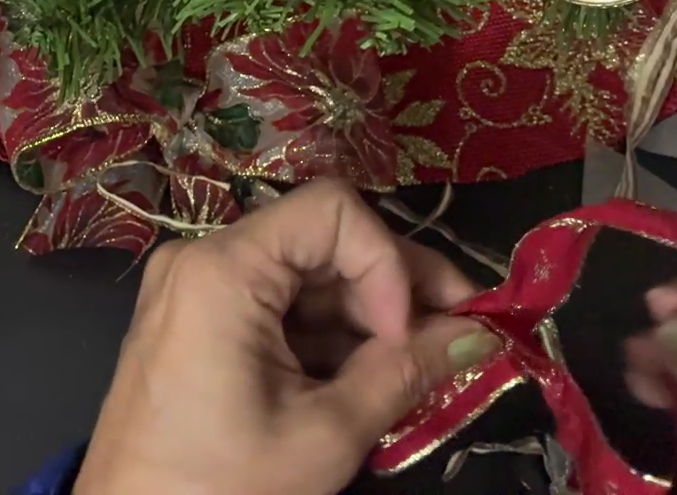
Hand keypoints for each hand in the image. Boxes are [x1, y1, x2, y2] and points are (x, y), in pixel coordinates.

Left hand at [76, 180, 498, 494]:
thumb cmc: (220, 490)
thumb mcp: (323, 437)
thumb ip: (404, 374)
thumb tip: (479, 334)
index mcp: (221, 268)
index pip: (330, 210)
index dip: (385, 259)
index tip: (410, 333)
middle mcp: (204, 255)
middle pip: (319, 238)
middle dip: (391, 284)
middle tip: (458, 332)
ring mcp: (197, 282)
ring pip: (302, 271)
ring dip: (365, 311)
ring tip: (418, 362)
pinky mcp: (198, 311)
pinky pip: (276, 299)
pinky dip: (326, 329)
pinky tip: (368, 368)